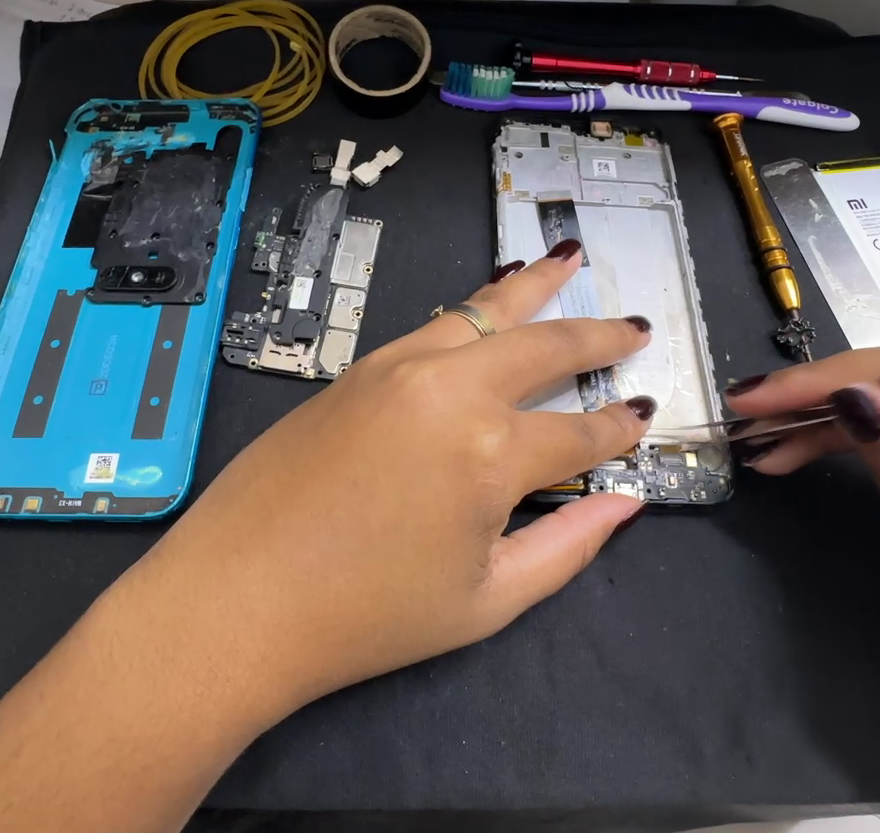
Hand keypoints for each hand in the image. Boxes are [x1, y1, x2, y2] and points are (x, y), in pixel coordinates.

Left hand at [135, 241, 653, 710]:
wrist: (237, 597)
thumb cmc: (366, 617)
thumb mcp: (485, 601)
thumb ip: (567, 547)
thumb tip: (625, 504)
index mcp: (492, 455)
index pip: (580, 432)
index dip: (618, 427)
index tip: (642, 413)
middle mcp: (452, 391)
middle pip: (544, 346)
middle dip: (598, 335)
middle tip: (634, 326)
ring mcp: (400, 368)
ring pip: (484, 312)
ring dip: (533, 288)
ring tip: (567, 262)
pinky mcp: (360, 367)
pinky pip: (433, 326)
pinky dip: (473, 309)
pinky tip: (487, 305)